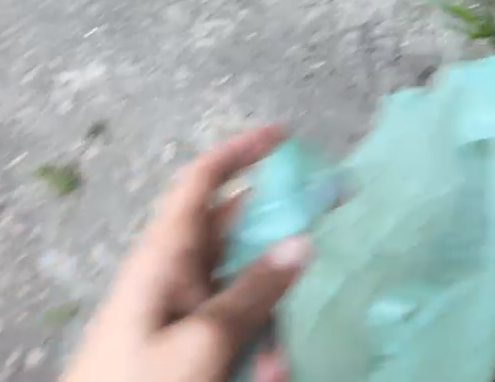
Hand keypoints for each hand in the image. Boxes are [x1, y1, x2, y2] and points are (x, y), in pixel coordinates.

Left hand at [63, 126, 307, 381]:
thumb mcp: (202, 343)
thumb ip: (254, 291)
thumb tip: (302, 241)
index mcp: (165, 256)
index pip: (202, 181)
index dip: (241, 150)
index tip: (285, 136)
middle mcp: (174, 274)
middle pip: (238, 232)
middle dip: (282, 242)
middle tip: (329, 226)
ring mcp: (179, 312)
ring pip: (245, 287)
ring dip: (272, 317)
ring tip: (277, 368)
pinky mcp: (183, 347)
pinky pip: (235, 327)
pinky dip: (257, 347)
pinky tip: (268, 374)